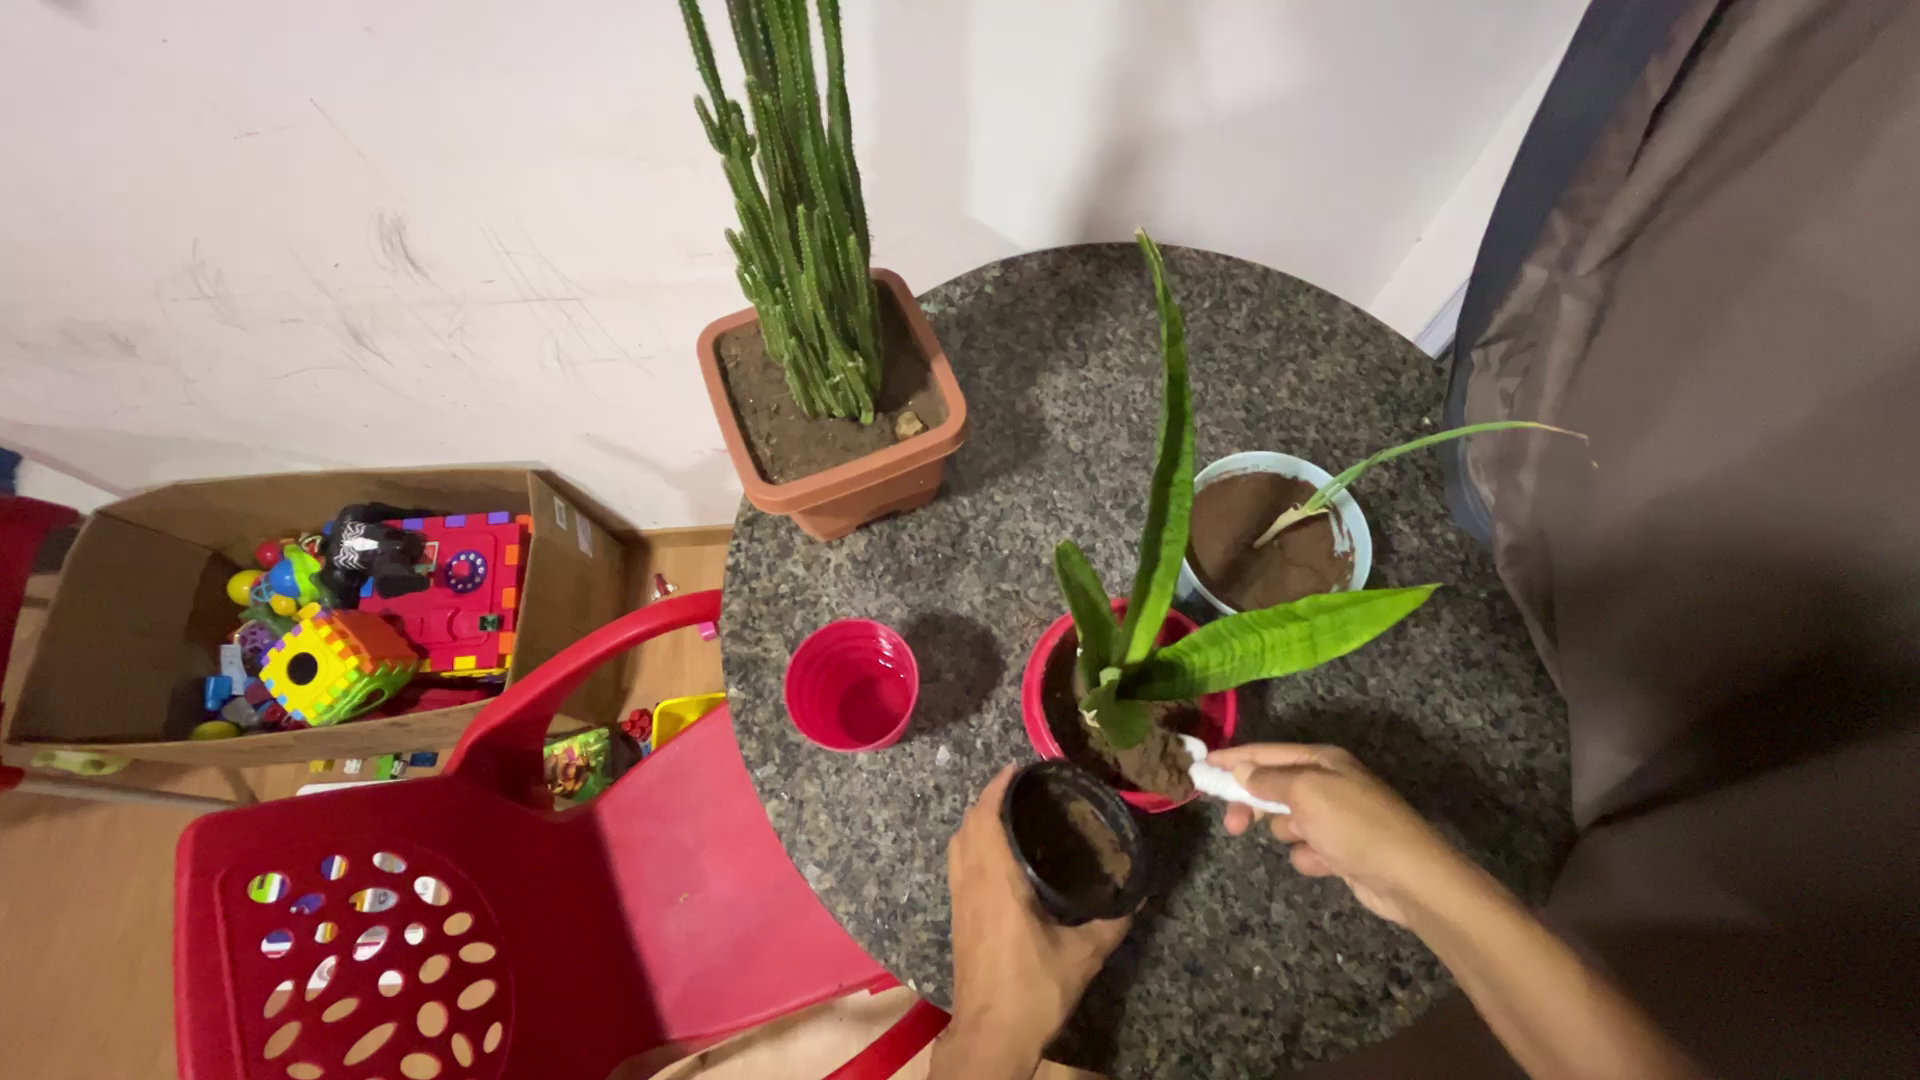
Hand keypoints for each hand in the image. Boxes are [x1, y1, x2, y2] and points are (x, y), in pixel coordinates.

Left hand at [937, 764, 1131, 1074]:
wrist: (989, 1034)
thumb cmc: (1032, 988)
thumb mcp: (1082, 956)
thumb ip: (1111, 921)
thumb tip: (1139, 892)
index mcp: (996, 879)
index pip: (986, 816)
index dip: (997, 786)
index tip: (1018, 768)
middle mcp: (971, 879)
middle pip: (968, 823)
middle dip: (989, 797)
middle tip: (1021, 787)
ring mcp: (959, 897)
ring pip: (958, 842)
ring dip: (977, 818)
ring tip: (1008, 811)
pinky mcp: (957, 914)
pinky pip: (958, 861)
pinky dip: (971, 841)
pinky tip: (995, 852)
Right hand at [1207, 744, 1463, 925]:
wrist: (1412, 879)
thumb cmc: (1355, 825)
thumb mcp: (1306, 792)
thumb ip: (1268, 779)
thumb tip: (1241, 770)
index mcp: (1322, 760)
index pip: (1266, 753)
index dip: (1234, 759)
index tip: (1203, 767)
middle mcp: (1328, 783)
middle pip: (1273, 787)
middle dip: (1254, 803)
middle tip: (1234, 824)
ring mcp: (1336, 817)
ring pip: (1288, 820)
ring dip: (1289, 832)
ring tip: (1306, 842)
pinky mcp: (1342, 850)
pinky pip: (1308, 849)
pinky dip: (1311, 856)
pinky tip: (1325, 863)